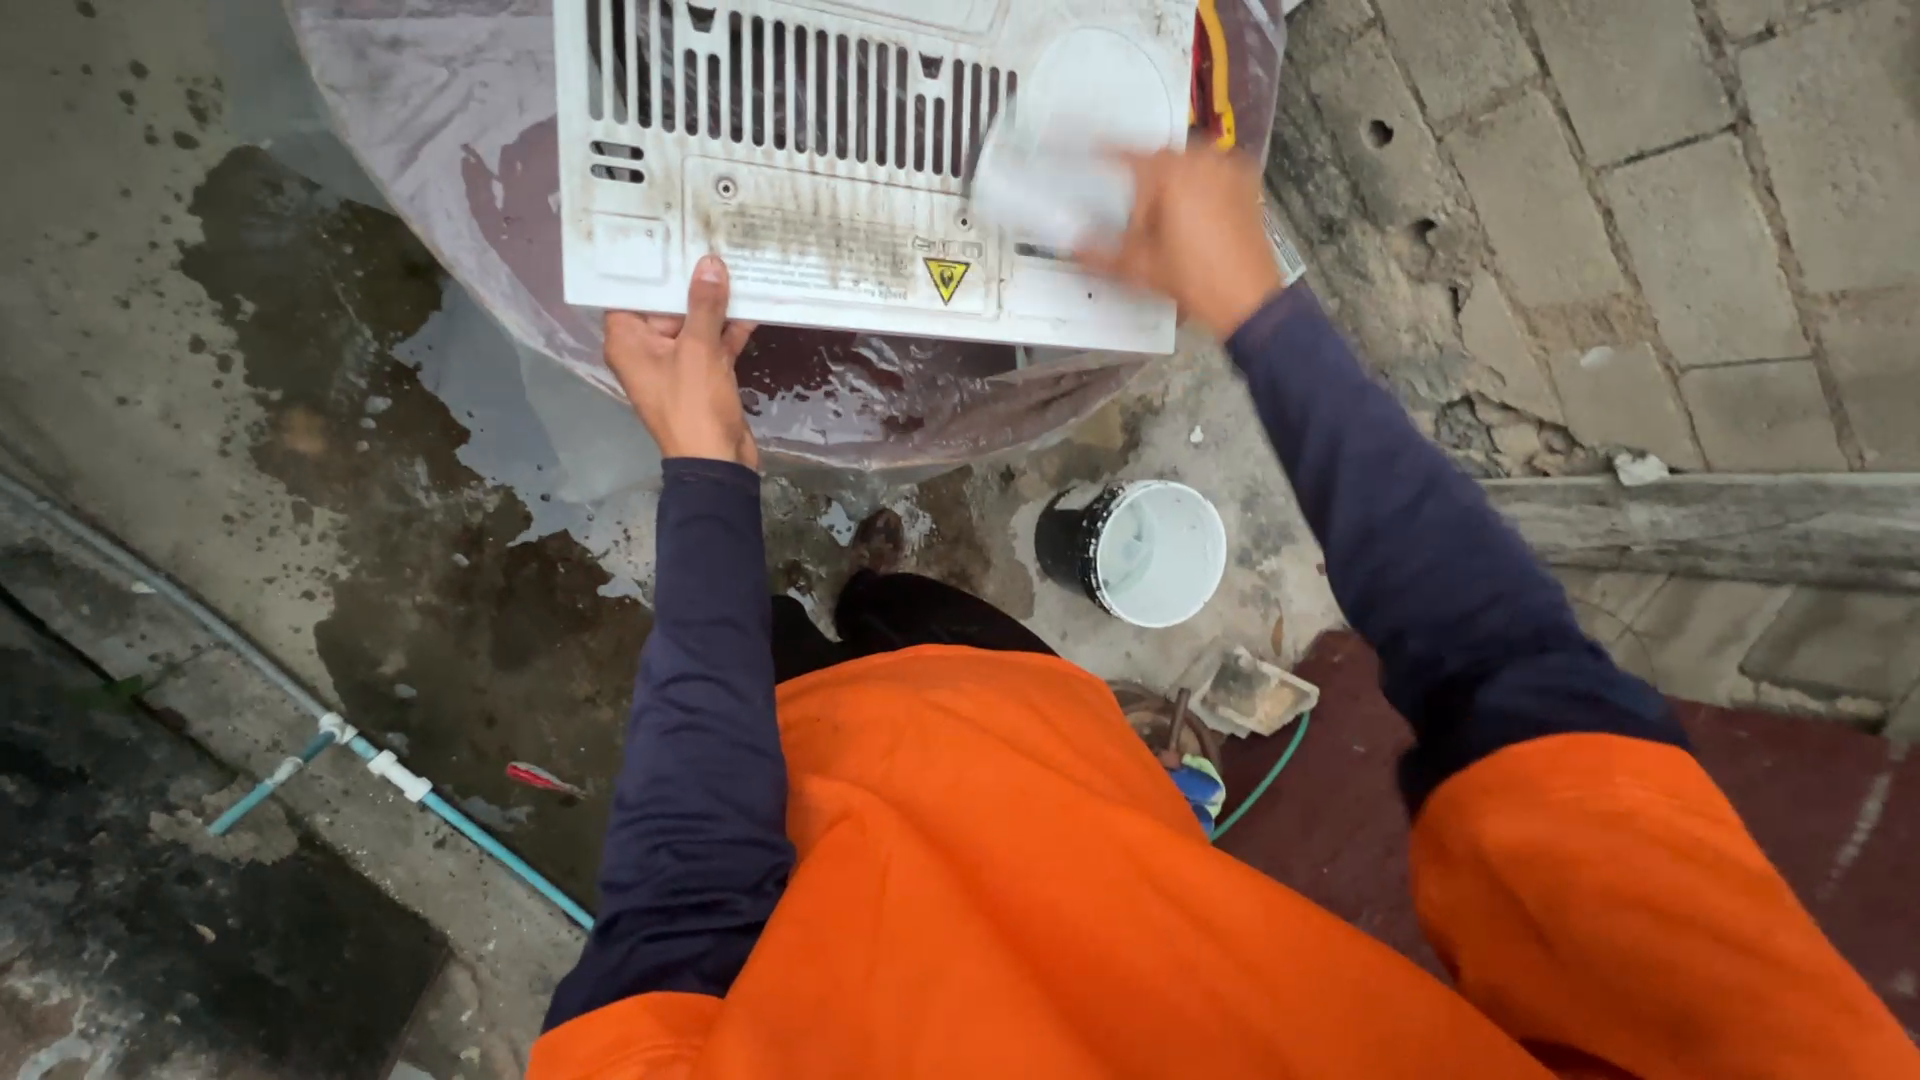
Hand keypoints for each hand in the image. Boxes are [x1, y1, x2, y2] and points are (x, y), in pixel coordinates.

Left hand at [605, 255, 759, 467]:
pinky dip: (730, 331)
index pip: (632, 293)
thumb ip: (705, 305)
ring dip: (717, 306)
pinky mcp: (702, 378)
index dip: (652, 268)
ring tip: (738, 267)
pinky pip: (713, 346)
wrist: (716, 460)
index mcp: (628, 341)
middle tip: (711, 241)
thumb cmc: (694, 403)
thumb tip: (710, 264)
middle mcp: (647, 350)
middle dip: (692, 281)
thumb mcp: (699, 349)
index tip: (670, 236)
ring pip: (695, 326)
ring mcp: (677, 365)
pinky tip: (753, 306)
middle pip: (667, 306)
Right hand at [1075, 148, 1285, 339]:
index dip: (1104, 151)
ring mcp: (1228, 169)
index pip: (1126, 154)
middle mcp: (1202, 161)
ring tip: (1166, 219)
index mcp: (1171, 174)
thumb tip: (1075, 245)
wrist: (1245, 297)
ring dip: (1171, 182)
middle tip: (1138, 215)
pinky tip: (1192, 216)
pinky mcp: (1245, 184)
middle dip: (1145, 181)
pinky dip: (1198, 186)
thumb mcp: (1139, 268)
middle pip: (1160, 161)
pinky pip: (1212, 173)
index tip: (1091, 147)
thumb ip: (1099, 252)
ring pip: (1187, 164)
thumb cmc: (1195, 279)